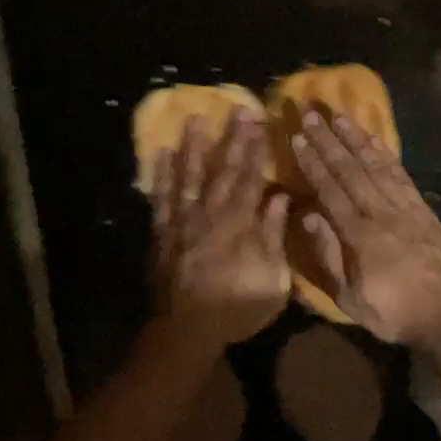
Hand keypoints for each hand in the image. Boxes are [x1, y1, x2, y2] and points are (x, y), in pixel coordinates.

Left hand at [150, 110, 291, 347]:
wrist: (187, 330)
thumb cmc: (237, 308)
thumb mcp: (272, 279)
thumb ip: (273, 236)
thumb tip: (279, 198)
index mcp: (240, 225)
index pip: (251, 179)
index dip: (256, 149)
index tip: (259, 121)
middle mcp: (210, 215)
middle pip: (222, 171)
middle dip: (231, 139)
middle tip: (236, 109)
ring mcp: (182, 223)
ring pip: (188, 177)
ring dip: (193, 147)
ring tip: (194, 119)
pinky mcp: (162, 234)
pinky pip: (161, 198)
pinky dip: (162, 175)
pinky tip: (163, 154)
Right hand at [289, 108, 440, 344]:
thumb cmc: (391, 313)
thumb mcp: (349, 297)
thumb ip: (327, 255)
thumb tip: (307, 216)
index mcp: (359, 236)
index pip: (330, 190)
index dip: (313, 162)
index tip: (297, 138)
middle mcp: (382, 213)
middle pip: (351, 169)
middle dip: (329, 140)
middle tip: (310, 113)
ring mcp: (406, 208)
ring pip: (377, 165)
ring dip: (356, 138)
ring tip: (339, 115)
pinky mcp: (423, 209)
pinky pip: (401, 175)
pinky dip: (386, 154)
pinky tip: (375, 140)